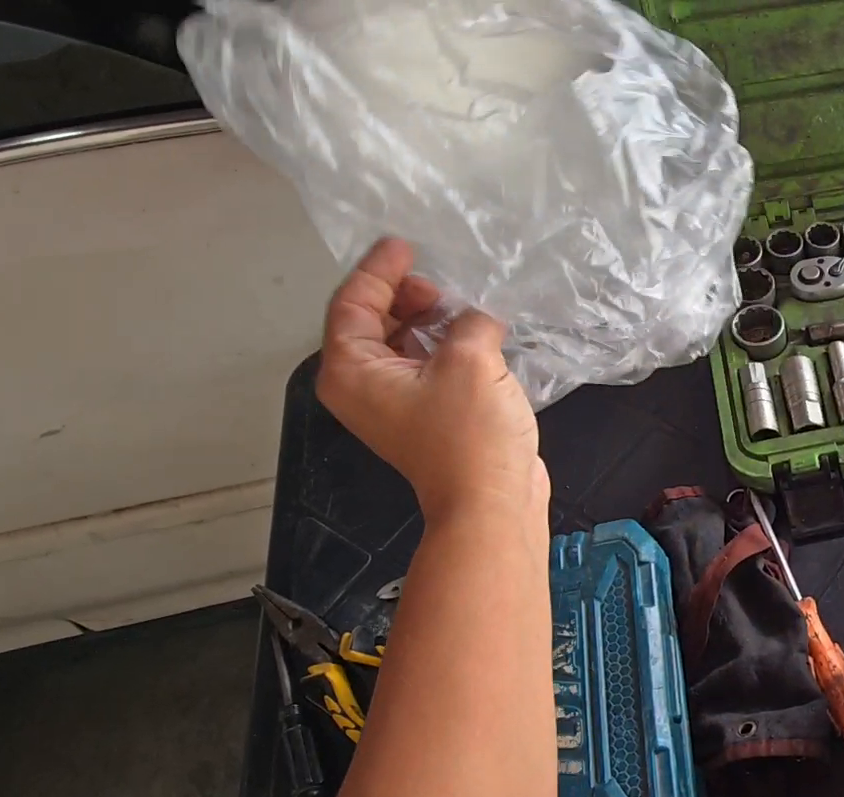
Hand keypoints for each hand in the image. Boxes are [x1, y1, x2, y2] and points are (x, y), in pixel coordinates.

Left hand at [317, 237, 546, 523]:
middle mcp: (364, 389)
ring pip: (404, 348)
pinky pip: (429, 372)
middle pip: (373, 324)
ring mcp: (397, 408)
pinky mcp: (430, 422)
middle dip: (407, 298)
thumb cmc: (469, 436)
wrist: (492, 502)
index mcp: (351, 371)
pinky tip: (479, 341)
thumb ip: (470, 322)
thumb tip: (479, 317)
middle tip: (442, 286)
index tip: (406, 246)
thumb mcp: (470, 360)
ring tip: (466, 310)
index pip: (353, 303)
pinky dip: (448, 351)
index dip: (381, 270)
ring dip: (433, 324)